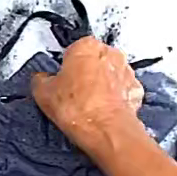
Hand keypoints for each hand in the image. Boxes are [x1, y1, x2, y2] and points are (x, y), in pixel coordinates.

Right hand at [31, 35, 145, 159]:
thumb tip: (40, 79)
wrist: (104, 129)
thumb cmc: (78, 107)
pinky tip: (101, 112)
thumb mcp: (42, 92)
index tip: (59, 80)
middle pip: (93, 61)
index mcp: (85, 46)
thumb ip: (40, 79)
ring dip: (100, 87)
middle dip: (84, 74)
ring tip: (86, 106)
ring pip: (109, 75)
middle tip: (71, 94)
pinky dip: (114, 100)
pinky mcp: (135, 90)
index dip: (64, 67)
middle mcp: (109, 53)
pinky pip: (121, 91)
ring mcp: (125, 71)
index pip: (72, 50)